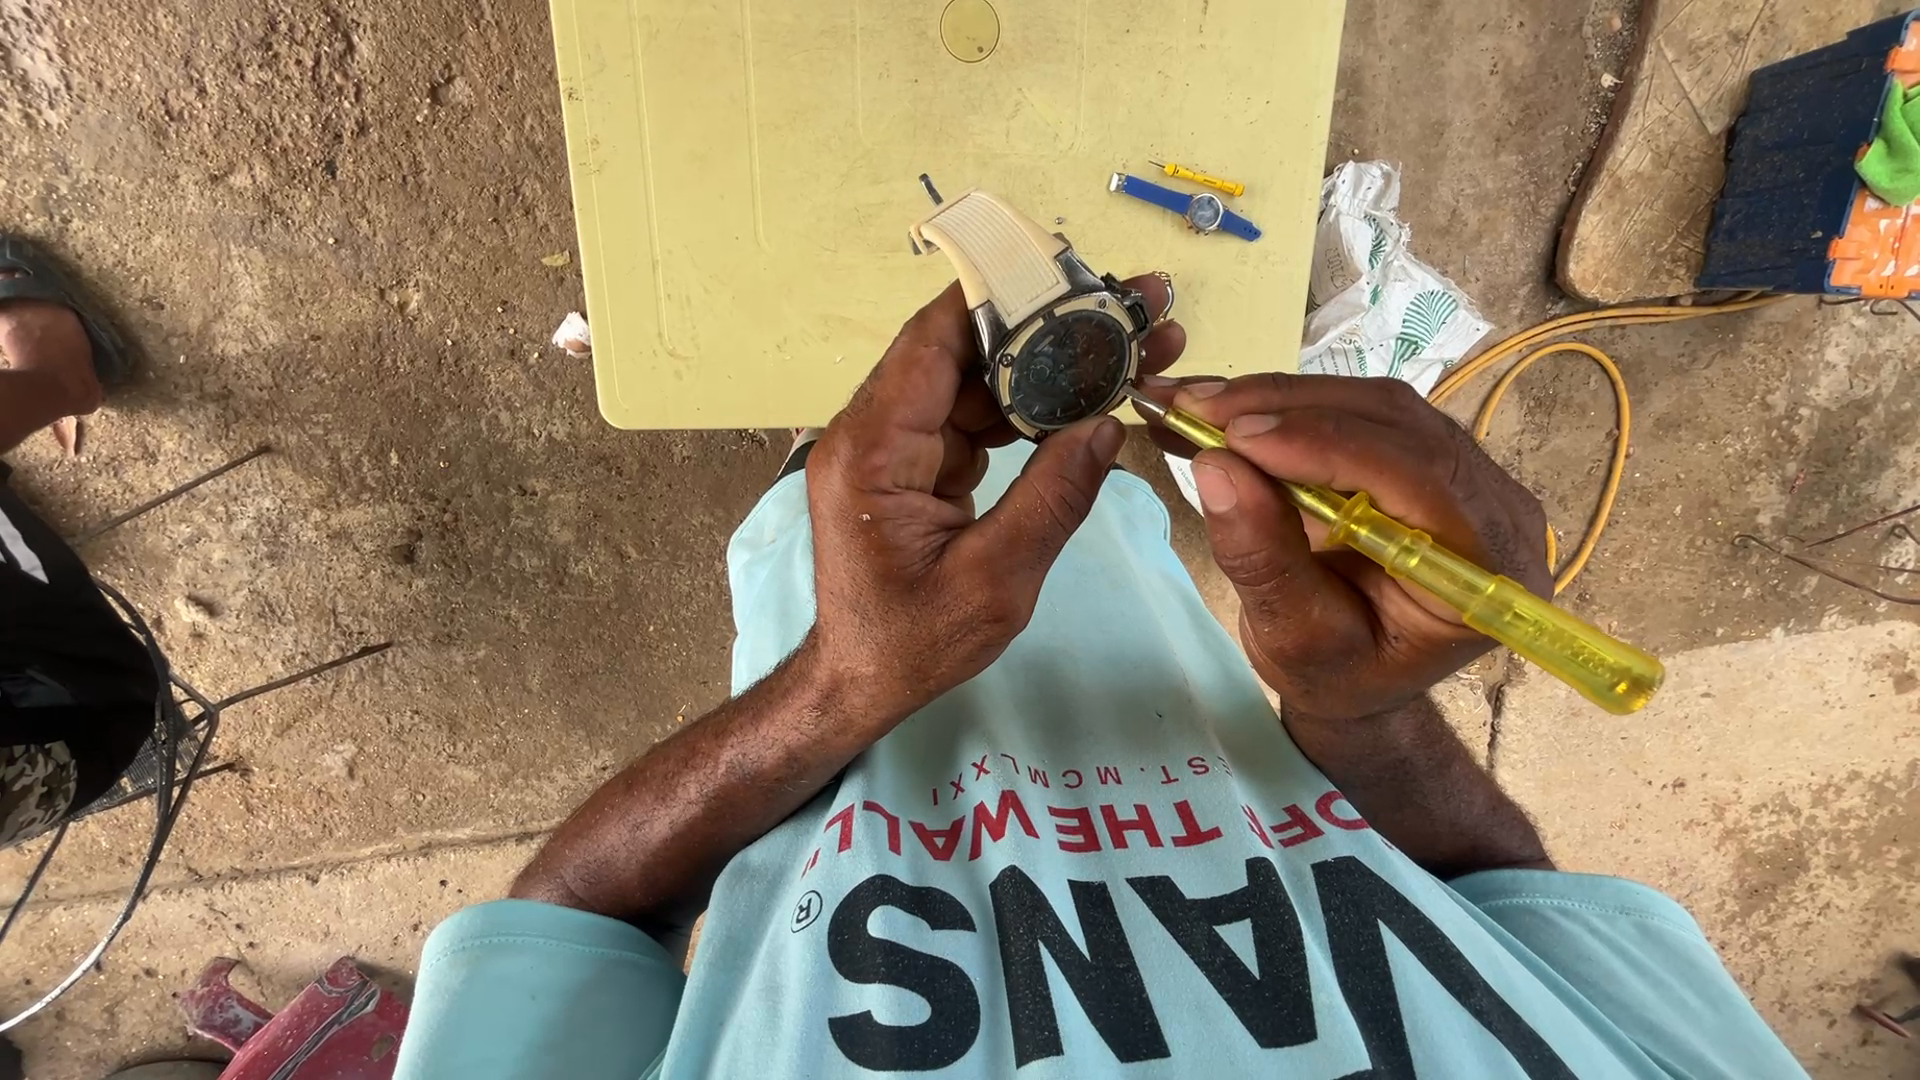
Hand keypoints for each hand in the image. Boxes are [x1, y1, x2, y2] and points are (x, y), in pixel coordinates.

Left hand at [807, 276, 1184, 717]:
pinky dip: (1027, 409)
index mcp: (873, 452)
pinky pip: (974, 418)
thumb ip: (1051, 500)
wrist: (861, 680)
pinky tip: (1084, 398)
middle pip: (962, 353)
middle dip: (1048, 327)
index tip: (1076, 266)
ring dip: (1046, 367)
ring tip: (1129, 346)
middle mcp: (873, 433)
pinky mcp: (913, 464)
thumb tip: (1106, 426)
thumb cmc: (913, 643)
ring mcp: (893, 447)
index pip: (933, 342)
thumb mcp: (995, 582)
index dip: (1004, 296)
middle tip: (1133, 306)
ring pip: (974, 382)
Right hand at [1143, 374, 1549, 722]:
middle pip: (1391, 422)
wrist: (1352, 673)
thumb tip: (1216, 468)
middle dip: (1283, 409)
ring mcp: (1453, 472)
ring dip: (1270, 399)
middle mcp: (1487, 503)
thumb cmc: (1336, 675)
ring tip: (1190, 403)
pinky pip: (1347, 410)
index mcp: (1483, 568)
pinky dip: (1275, 406)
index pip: (1417, 476)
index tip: (1235, 436)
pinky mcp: (1410, 456)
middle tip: (1193, 407)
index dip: (1325, 445)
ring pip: (1365, 404)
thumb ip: (1263, 559)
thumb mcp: (1294, 637)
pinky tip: (1216, 407)